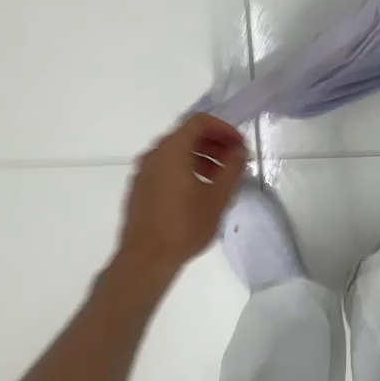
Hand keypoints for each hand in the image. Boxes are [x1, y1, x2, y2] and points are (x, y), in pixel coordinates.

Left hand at [115, 114, 248, 277]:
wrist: (145, 258)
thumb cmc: (184, 226)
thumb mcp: (217, 198)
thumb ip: (232, 169)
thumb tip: (239, 152)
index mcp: (171, 150)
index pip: (199, 122)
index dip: (224, 129)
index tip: (240, 146)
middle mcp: (153, 155)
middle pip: (186, 136)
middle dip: (214, 145)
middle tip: (234, 162)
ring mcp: (143, 172)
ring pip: (175, 154)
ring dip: (201, 159)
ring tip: (220, 181)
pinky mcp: (139, 190)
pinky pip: (165, 170)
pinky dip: (185, 171)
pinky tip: (198, 194)